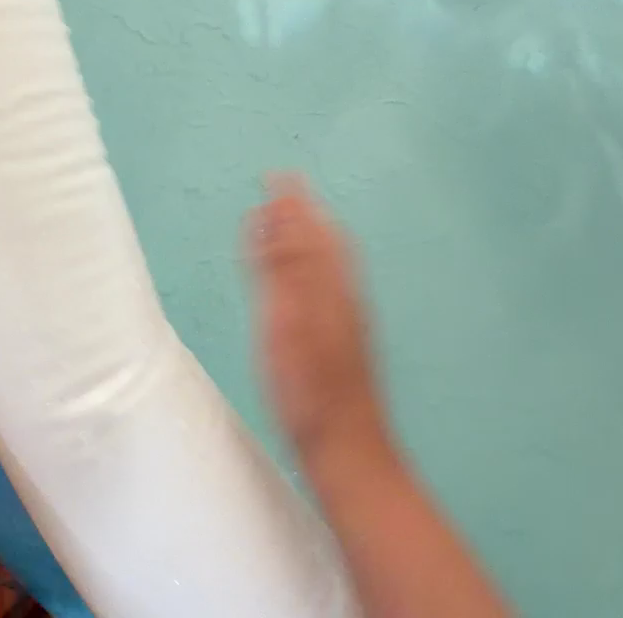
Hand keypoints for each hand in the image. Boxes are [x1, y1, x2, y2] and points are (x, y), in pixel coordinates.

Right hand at [244, 172, 389, 465]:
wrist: (348, 447)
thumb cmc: (308, 389)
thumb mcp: (285, 324)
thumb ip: (280, 269)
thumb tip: (274, 216)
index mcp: (326, 285)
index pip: (309, 230)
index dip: (292, 202)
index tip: (276, 175)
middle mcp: (341, 294)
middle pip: (327, 241)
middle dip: (305, 211)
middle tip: (283, 188)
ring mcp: (346, 317)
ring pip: (332, 261)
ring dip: (311, 232)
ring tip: (294, 219)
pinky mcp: (344, 336)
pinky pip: (331, 280)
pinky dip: (315, 259)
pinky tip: (307, 274)